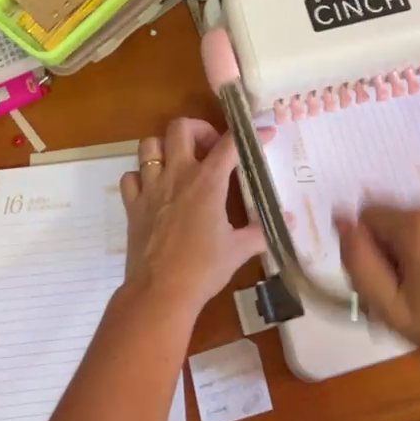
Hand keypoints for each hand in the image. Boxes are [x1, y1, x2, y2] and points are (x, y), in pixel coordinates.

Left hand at [119, 118, 265, 316]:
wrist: (160, 293)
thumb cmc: (203, 269)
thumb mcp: (238, 250)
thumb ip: (262, 231)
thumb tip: (289, 220)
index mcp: (207, 182)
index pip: (230, 144)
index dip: (251, 133)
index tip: (266, 133)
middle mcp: (177, 175)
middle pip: (180, 127)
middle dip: (198, 129)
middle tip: (210, 147)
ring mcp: (151, 188)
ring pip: (150, 145)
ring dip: (165, 147)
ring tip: (179, 162)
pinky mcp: (132, 205)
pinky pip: (130, 176)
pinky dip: (141, 177)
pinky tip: (153, 189)